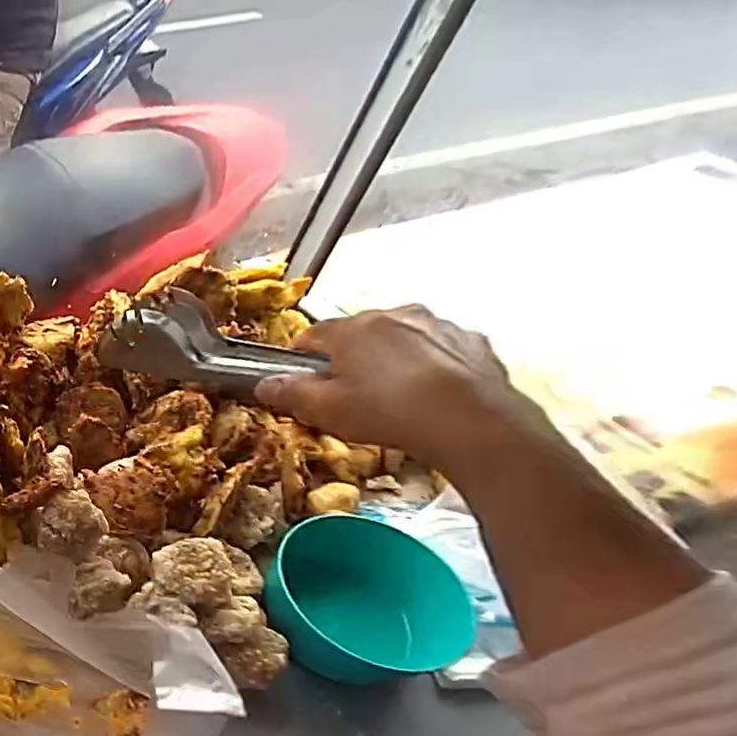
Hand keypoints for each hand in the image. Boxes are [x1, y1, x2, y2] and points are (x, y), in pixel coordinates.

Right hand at [254, 305, 541, 470]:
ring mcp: (438, 325)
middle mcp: (395, 315)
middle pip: (357, 334)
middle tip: (342, 393)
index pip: (311, 335)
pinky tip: (423, 393)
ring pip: (398, 338)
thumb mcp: (323, 409)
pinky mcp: (471, 341)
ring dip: (387, 358)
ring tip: (386, 395)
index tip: (298, 381)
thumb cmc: (384, 411)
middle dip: (345, 357)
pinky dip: (425, 365)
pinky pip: (436, 350)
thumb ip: (289, 392)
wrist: (468, 421)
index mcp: (353, 329)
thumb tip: (264, 383)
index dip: (299, 359)